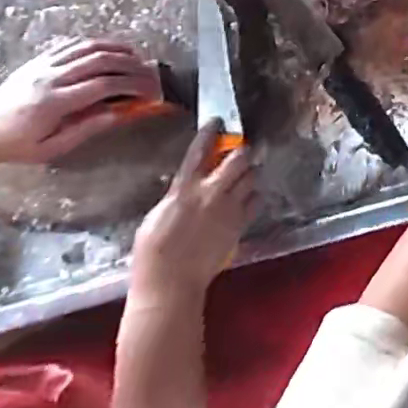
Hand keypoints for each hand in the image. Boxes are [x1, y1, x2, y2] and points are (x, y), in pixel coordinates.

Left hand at [0, 38, 162, 163]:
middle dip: (132, 64)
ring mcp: (44, 64)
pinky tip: (111, 49)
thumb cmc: (17, 146)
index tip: (150, 90)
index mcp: (53, 102)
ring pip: (89, 46)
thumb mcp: (52, 149)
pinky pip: (73, 43)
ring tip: (137, 57)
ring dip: (118, 49)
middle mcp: (51, 77)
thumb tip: (119, 113)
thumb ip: (87, 129)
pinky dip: (97, 43)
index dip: (132, 84)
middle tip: (150, 72)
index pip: (103, 85)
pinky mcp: (40, 59)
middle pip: (101, 60)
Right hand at [128, 121, 255, 303]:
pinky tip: (247, 199)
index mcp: (185, 188)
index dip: (211, 131)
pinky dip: (254, 196)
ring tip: (244, 175)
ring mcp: (229, 208)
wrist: (171, 285)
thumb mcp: (156, 215)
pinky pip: (256, 201)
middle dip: (243, 150)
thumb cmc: (152, 254)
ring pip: (252, 176)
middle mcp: (211, 193)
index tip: (218, 121)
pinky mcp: (239, 225)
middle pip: (239, 158)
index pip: (200, 150)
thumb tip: (185, 184)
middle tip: (240, 151)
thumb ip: (176, 195)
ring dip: (250, 172)